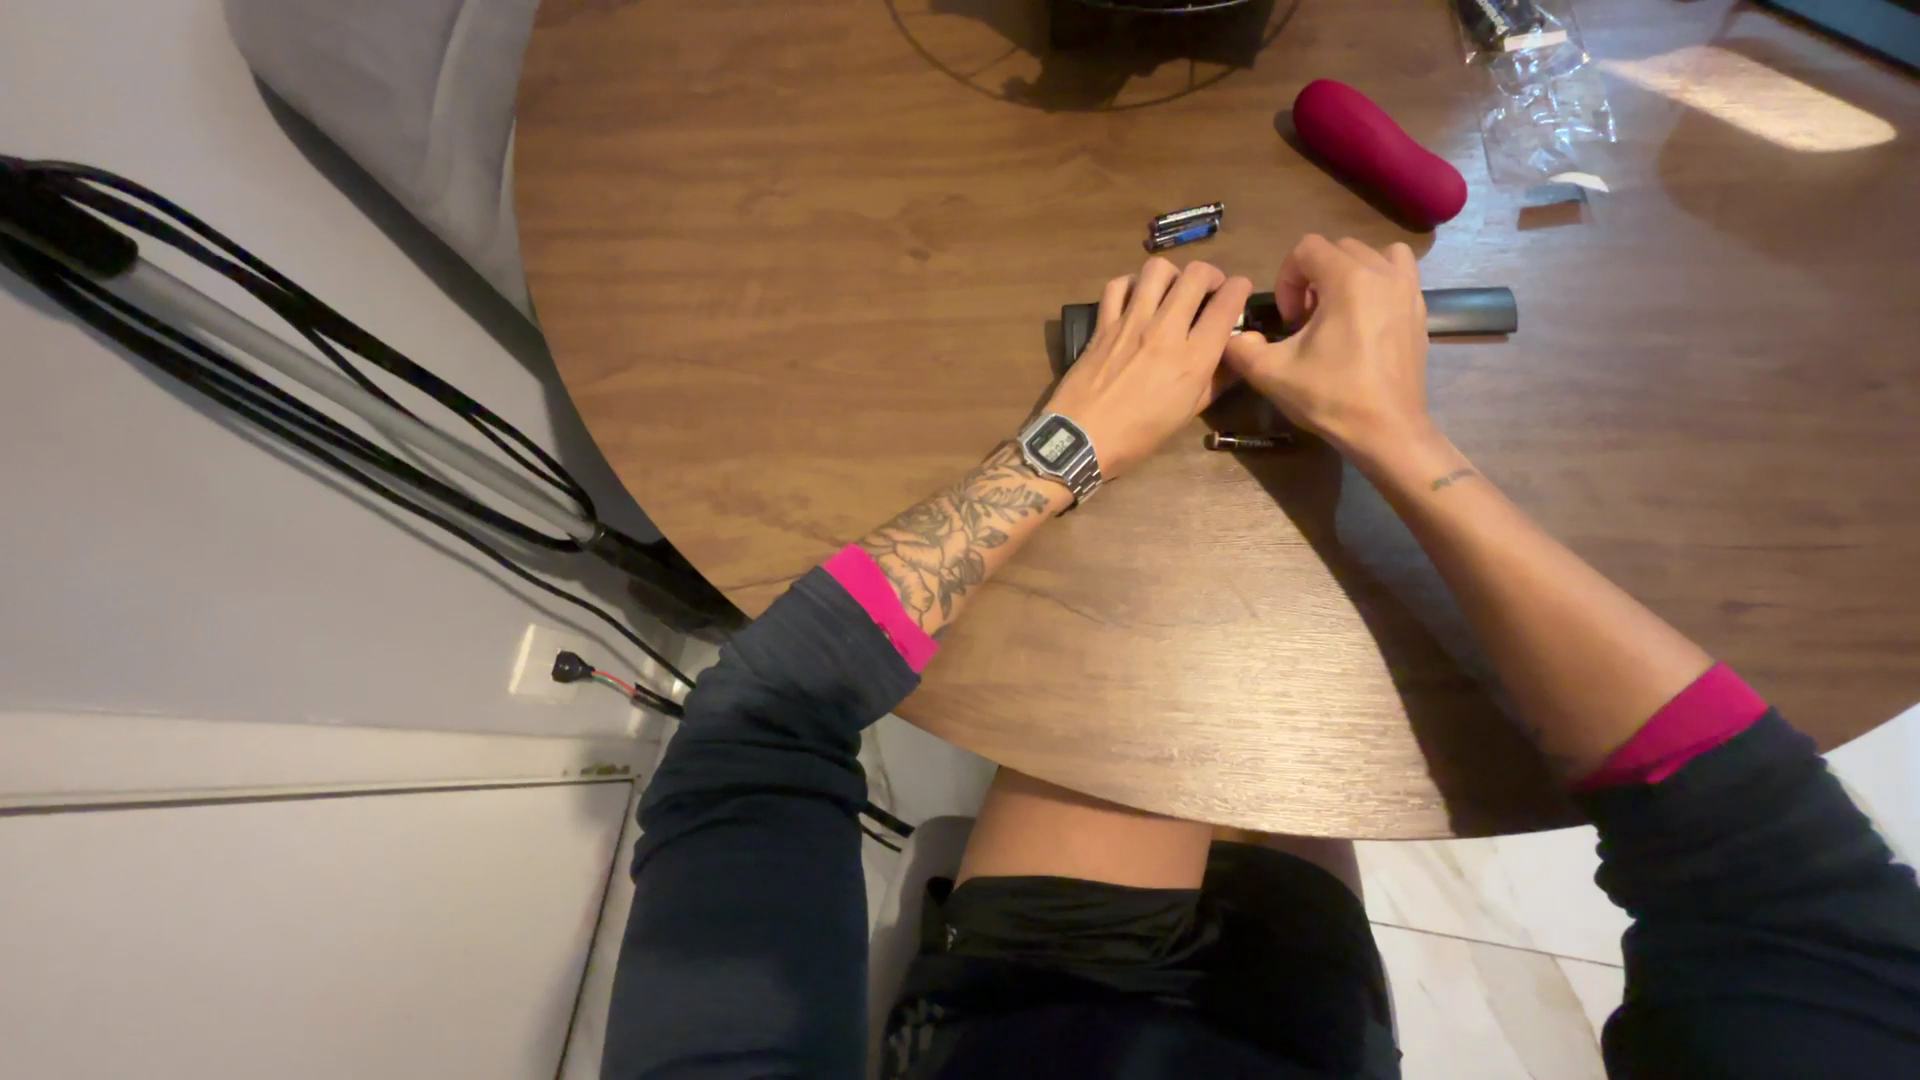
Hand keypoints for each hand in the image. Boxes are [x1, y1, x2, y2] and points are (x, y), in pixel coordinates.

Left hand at [1045, 257, 1253, 479]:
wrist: (1081, 440)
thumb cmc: (1138, 436)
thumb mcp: (1186, 414)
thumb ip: (1215, 380)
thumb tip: (1234, 355)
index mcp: (1193, 357)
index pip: (1228, 302)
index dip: (1240, 289)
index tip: (1238, 292)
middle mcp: (1165, 331)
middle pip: (1196, 275)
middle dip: (1210, 275)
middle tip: (1206, 290)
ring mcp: (1130, 324)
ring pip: (1157, 270)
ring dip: (1172, 275)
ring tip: (1171, 291)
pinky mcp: (1102, 325)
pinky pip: (1118, 286)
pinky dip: (1131, 285)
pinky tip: (1135, 300)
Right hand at [1223, 235, 1434, 460]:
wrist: (1386, 429)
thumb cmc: (1330, 397)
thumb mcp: (1271, 374)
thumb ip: (1241, 349)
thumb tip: (1233, 338)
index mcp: (1347, 280)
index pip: (1307, 248)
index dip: (1287, 279)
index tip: (1288, 319)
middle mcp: (1383, 273)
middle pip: (1338, 250)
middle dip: (1313, 278)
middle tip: (1305, 321)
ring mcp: (1408, 289)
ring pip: (1374, 255)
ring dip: (1348, 274)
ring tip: (1337, 312)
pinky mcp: (1420, 310)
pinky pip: (1398, 275)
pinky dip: (1377, 285)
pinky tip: (1363, 322)